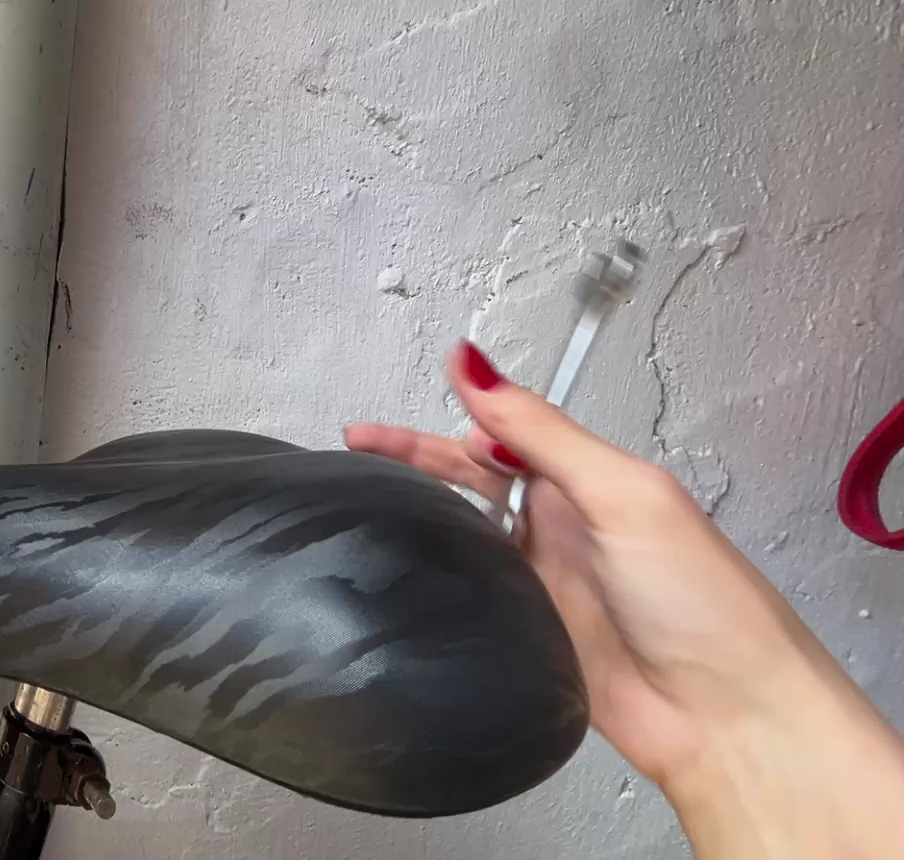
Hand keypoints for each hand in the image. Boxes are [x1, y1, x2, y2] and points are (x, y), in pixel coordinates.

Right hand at [347, 342, 903, 858]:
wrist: (730, 724)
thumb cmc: (701, 603)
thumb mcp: (620, 493)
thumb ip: (538, 429)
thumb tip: (469, 360)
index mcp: (578, 481)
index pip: (495, 432)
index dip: (444, 415)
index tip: (401, 398)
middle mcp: (550, 521)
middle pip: (464, 474)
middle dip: (408, 454)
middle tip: (355, 444)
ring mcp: (530, 574)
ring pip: (454, 524)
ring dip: (410, 506)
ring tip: (357, 495)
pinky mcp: (514, 621)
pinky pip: (457, 580)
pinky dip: (423, 565)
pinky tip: (390, 558)